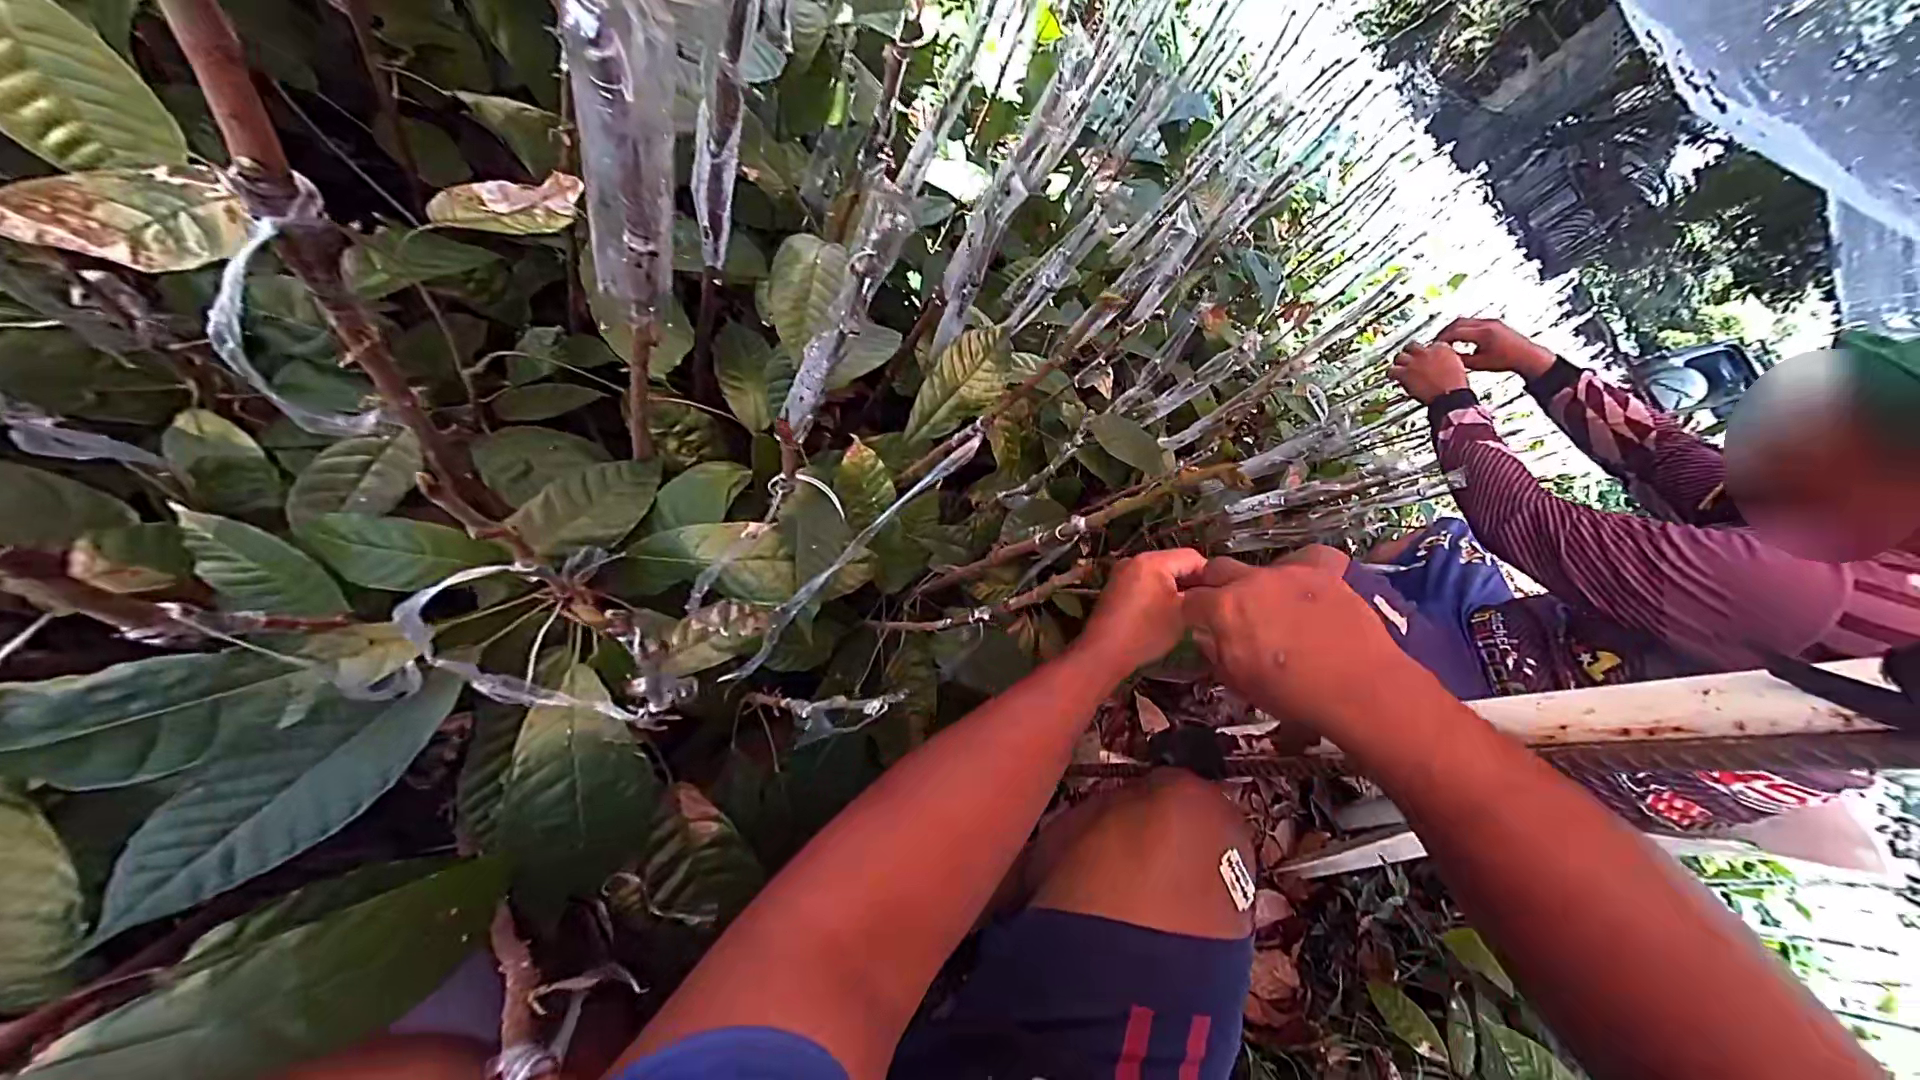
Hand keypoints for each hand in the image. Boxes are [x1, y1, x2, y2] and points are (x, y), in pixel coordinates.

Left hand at [1072, 548, 1208, 677]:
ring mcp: (1121, 573)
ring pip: (1159, 574)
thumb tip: (1209, 591)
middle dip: (1192, 581)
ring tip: (1189, 609)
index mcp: (1152, 561)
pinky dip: (1158, 592)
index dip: (1210, 575)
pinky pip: (1144, 582)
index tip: (1219, 595)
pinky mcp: (1115, 587)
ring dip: (1175, 588)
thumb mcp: (1183, 613)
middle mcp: (1134, 560)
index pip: (1192, 557)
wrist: (1104, 652)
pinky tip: (1166, 611)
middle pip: (1174, 563)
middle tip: (1207, 603)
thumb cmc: (1146, 632)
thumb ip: (1200, 596)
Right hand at [1180, 546, 1420, 736]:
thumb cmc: (1292, 694)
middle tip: (1227, 609)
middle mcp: (1250, 581)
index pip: (1190, 600)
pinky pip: (1306, 558)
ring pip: (1259, 565)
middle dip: (1215, 586)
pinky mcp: (1324, 570)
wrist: (1360, 689)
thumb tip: (1206, 635)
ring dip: (1256, 582)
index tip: (1198, 624)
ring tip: (1272, 605)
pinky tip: (1306, 586)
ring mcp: (1288, 572)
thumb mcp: (1238, 682)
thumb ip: (1214, 653)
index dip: (1191, 612)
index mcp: (1223, 608)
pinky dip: (1302, 569)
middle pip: (1217, 569)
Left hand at [1390, 342, 1470, 404]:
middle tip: (1408, 359)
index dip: (1425, 352)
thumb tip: (1437, 363)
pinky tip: (1394, 377)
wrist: (1449, 395)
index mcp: (1442, 348)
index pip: (1430, 344)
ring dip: (1399, 362)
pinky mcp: (1404, 373)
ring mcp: (1414, 362)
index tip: (1424, 357)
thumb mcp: (1456, 365)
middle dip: (1409, 352)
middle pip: (1411, 346)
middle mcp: (1426, 352)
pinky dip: (1392, 374)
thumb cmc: (1454, 385)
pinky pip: (1391, 371)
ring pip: (1399, 357)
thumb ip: (1444, 360)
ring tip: (1399, 367)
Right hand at [1437, 317, 1555, 378]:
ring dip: (1453, 330)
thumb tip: (1444, 356)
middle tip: (1436, 342)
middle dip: (1444, 332)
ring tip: (1446, 341)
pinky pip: (1472, 323)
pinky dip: (1462, 329)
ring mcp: (1492, 322)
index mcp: (1483, 333)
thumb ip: (1459, 358)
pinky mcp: (1494, 323)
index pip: (1454, 331)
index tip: (1434, 346)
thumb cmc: (1506, 361)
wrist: (1527, 356)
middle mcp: (1488, 324)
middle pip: (1457, 322)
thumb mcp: (1478, 364)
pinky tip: (1459, 339)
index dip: (1441, 339)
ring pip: (1465, 321)